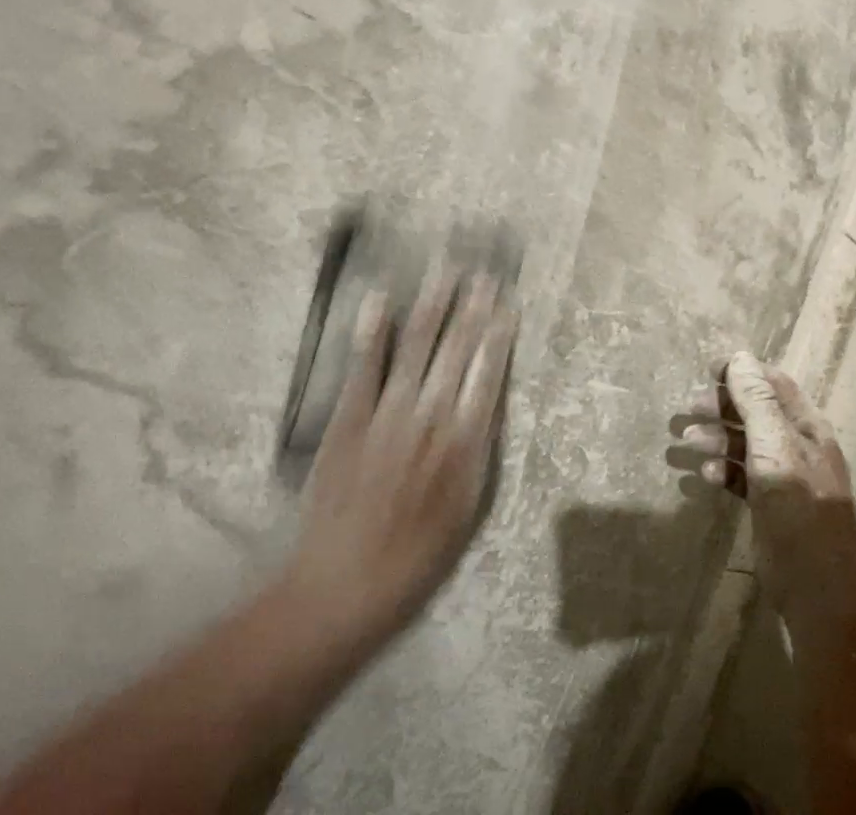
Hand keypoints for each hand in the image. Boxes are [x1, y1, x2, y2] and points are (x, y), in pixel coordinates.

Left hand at [285, 264, 518, 636]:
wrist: (346, 583)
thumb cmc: (418, 556)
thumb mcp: (469, 509)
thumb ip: (480, 452)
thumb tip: (490, 405)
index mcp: (466, 444)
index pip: (489, 374)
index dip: (500, 336)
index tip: (508, 303)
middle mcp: (431, 420)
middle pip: (457, 352)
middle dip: (472, 310)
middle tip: (483, 273)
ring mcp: (387, 416)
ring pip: (415, 349)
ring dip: (431, 308)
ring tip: (445, 272)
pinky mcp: (348, 421)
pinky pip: (362, 368)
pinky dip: (371, 333)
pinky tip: (380, 300)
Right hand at [670, 352, 855, 614]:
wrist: (817, 582)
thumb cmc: (798, 508)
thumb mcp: (776, 448)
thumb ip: (757, 404)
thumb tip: (740, 358)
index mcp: (807, 426)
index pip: (773, 385)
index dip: (742, 373)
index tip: (706, 371)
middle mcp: (797, 446)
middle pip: (756, 412)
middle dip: (723, 406)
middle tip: (689, 410)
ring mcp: (784, 477)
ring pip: (745, 445)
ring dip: (716, 438)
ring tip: (686, 442)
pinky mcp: (771, 505)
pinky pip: (742, 476)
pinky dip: (722, 471)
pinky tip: (703, 476)